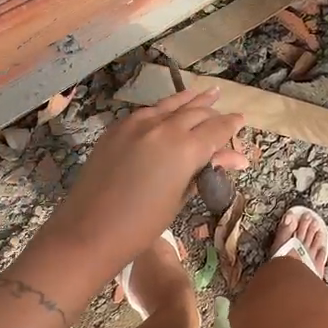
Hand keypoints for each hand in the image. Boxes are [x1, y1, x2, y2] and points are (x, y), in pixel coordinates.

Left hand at [36, 88, 246, 277]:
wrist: (85, 235)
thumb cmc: (140, 227)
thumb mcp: (180, 198)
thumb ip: (206, 170)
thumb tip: (238, 159)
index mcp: (186, 149)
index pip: (218, 129)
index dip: (232, 125)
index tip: (242, 120)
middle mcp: (165, 128)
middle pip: (198, 113)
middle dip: (214, 114)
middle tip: (225, 116)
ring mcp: (138, 124)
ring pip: (174, 104)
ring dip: (193, 99)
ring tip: (209, 92)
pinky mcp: (118, 128)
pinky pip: (150, 111)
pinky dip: (166, 107)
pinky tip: (171, 107)